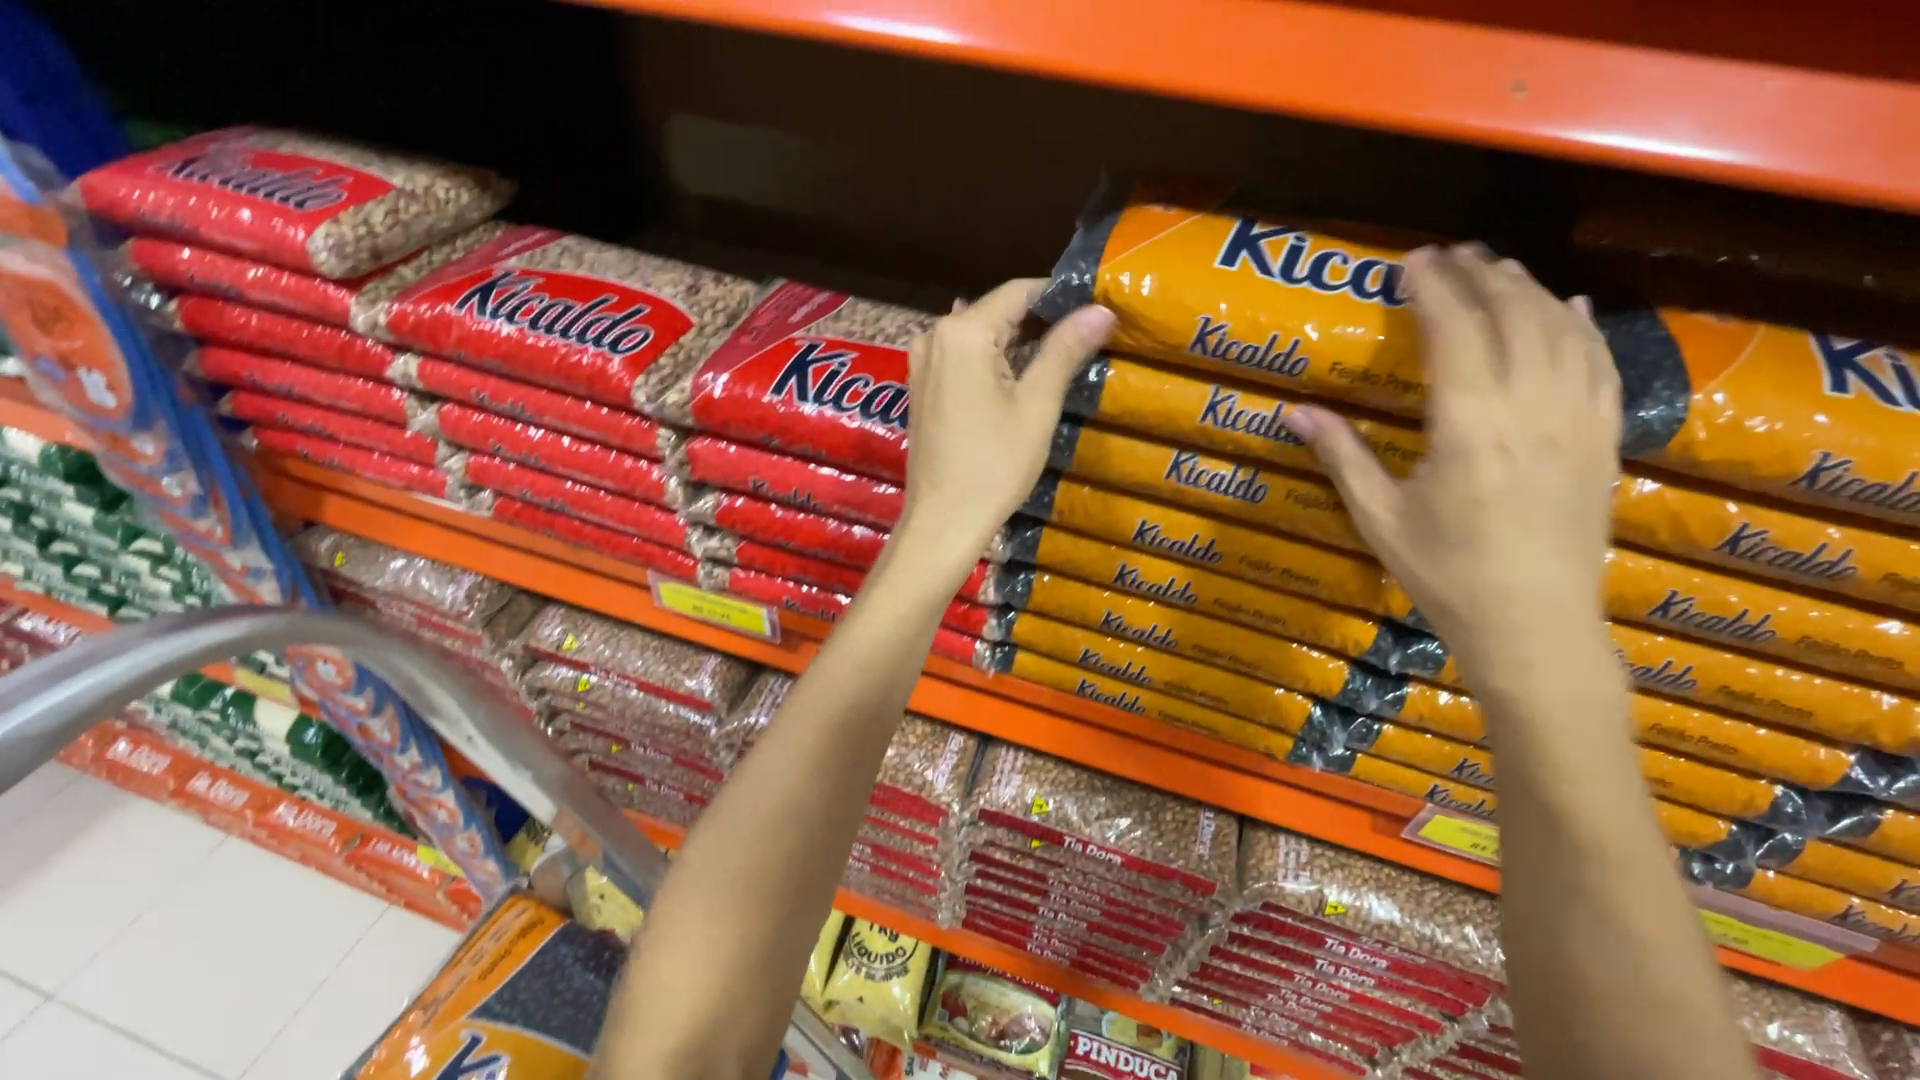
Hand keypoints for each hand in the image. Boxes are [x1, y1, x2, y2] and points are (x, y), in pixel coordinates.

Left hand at [897, 278, 1115, 558]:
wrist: (942, 521)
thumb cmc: (993, 465)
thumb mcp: (1037, 406)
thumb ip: (1065, 350)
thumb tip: (1102, 309)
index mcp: (963, 332)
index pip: (1019, 291)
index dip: (1060, 297)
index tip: (1095, 309)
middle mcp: (934, 335)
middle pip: (998, 312)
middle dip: (1041, 322)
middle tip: (1086, 338)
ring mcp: (922, 362)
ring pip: (981, 336)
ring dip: (1019, 344)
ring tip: (1063, 359)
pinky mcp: (921, 387)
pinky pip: (964, 359)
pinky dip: (994, 363)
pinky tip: (1022, 382)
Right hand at [1284, 245, 1620, 677]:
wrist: (1534, 626)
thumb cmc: (1445, 575)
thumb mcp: (1379, 518)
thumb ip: (1342, 456)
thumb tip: (1292, 412)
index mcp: (1469, 426)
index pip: (1455, 330)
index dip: (1434, 286)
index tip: (1411, 261)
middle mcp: (1531, 408)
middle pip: (1514, 314)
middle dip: (1482, 275)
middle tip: (1452, 255)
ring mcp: (1576, 420)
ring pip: (1562, 329)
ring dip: (1529, 290)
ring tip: (1499, 270)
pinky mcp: (1602, 439)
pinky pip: (1600, 364)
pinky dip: (1583, 326)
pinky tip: (1569, 308)